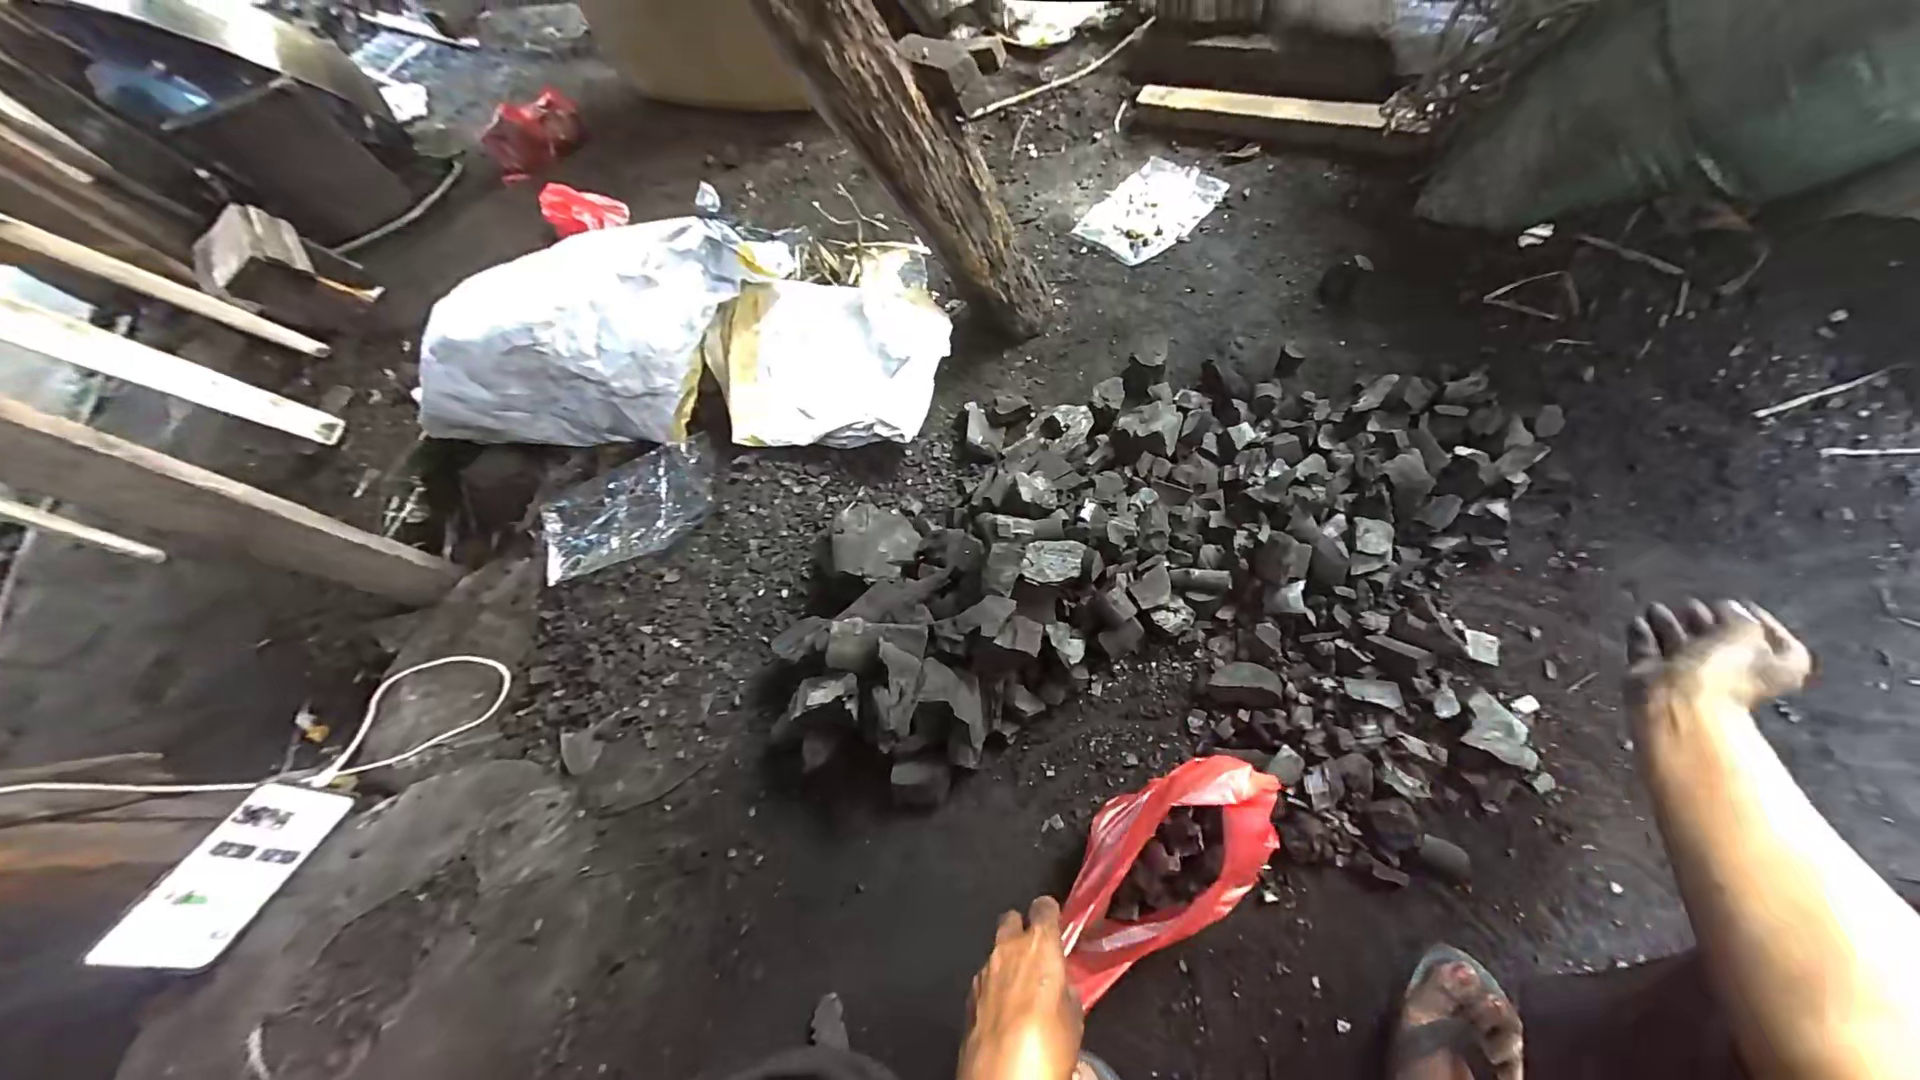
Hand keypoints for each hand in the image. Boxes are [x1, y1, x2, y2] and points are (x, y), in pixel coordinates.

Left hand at [958, 896, 1083, 1079]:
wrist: (1000, 1078)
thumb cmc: (1046, 1045)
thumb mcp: (1074, 1016)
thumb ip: (1065, 987)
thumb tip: (1060, 983)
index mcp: (1039, 944)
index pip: (1043, 907)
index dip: (1049, 913)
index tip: (1054, 922)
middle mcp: (1008, 947)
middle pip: (1012, 918)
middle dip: (1022, 929)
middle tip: (1035, 954)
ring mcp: (984, 968)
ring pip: (996, 949)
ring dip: (1007, 961)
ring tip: (1021, 990)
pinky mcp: (968, 993)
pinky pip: (985, 977)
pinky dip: (994, 984)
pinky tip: (1004, 1010)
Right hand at [1627, 598, 1811, 715]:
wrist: (1674, 700)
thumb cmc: (1721, 671)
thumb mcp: (1744, 636)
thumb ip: (1741, 619)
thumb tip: (1731, 607)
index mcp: (1772, 669)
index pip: (1779, 644)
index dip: (1762, 623)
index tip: (1740, 605)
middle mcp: (1734, 674)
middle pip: (1721, 643)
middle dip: (1705, 622)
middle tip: (1690, 604)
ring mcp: (1691, 677)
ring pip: (1680, 646)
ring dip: (1668, 625)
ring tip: (1656, 607)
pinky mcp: (1653, 676)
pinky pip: (1648, 651)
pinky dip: (1643, 636)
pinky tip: (1637, 622)